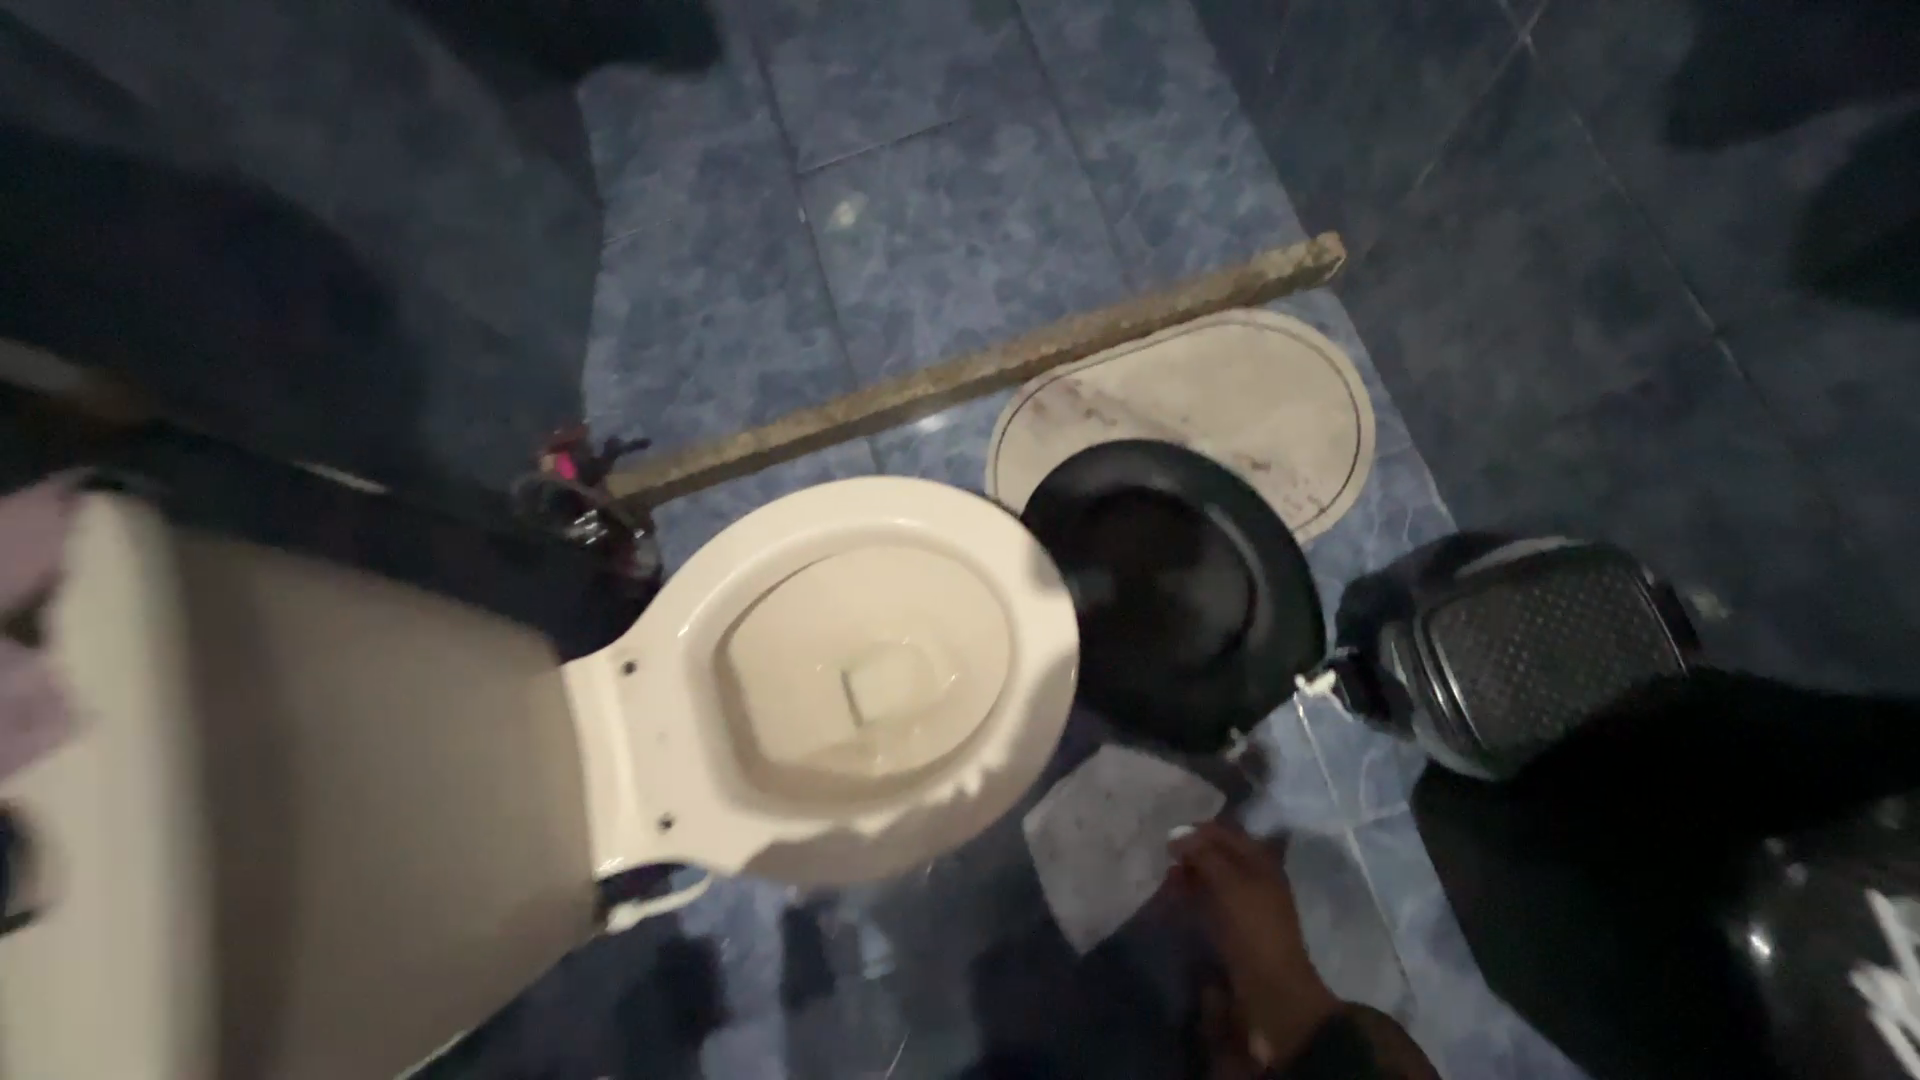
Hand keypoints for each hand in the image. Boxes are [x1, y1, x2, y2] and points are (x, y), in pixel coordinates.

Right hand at [1169, 822, 1340, 1067]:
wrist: (1272, 991)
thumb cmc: (1252, 928)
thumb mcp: (1228, 882)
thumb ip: (1203, 853)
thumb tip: (1176, 832)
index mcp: (1260, 861)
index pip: (1225, 832)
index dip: (1196, 830)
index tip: (1167, 836)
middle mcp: (1255, 877)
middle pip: (1218, 854)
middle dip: (1190, 853)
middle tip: (1164, 859)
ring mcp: (1246, 904)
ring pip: (1212, 878)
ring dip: (1189, 876)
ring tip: (1166, 882)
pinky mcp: (1236, 928)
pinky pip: (1211, 902)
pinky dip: (1193, 897)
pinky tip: (1177, 901)